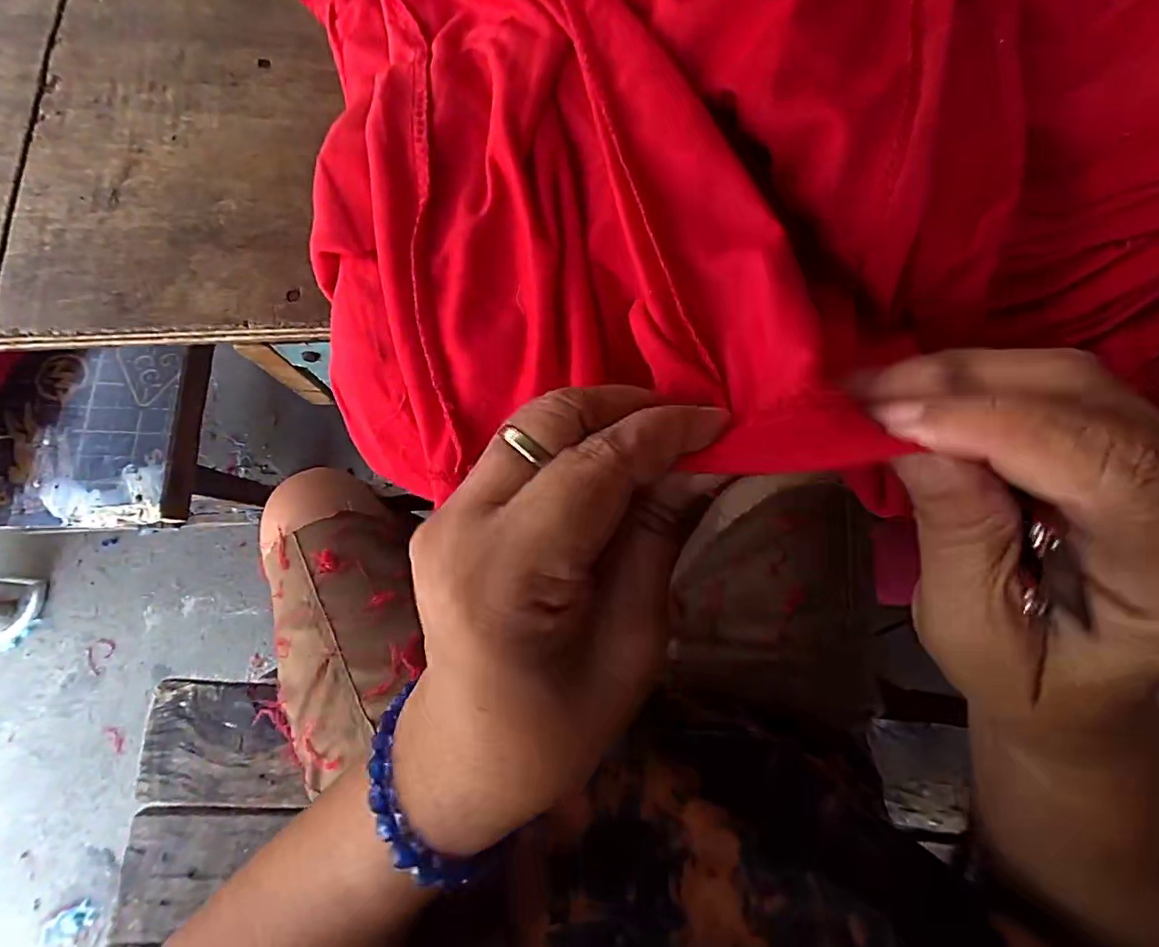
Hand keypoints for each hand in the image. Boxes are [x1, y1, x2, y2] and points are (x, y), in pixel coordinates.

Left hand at [390, 387, 728, 855]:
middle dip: (622, 406)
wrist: (466, 750)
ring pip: (526, 428)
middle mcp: (459, 524)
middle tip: (685, 421)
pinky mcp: (443, 511)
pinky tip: (608, 461)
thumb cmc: (557, 726)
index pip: (590, 468)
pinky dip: (566, 443)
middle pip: (545, 423)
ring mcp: (441, 512)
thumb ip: (656, 538)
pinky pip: (513, 454)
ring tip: (655, 436)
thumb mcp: (631, 643)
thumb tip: (703, 464)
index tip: (717, 421)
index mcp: (504, 571)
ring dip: (594, 419)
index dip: (659, 432)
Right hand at [864, 350, 1158, 739]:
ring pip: (1073, 380)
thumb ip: (954, 529)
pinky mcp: (1147, 443)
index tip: (889, 417)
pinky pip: (1062, 388)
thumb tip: (909, 435)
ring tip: (882, 390)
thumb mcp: (970, 623)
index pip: (1107, 465)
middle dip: (965, 387)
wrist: (1069, 690)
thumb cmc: (1021, 679)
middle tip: (867, 391)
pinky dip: (980, 383)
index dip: (993, 425)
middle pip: (1091, 403)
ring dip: (964, 377)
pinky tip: (922, 394)